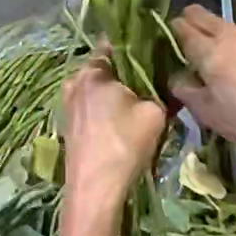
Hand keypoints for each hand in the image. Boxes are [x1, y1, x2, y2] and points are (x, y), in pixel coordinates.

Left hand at [61, 52, 166, 210]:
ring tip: (139, 105)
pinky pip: (90, 107)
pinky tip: (122, 123)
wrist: (94, 190)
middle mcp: (73, 82)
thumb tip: (168, 85)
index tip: (154, 53)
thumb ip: (162, 92)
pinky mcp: (67, 125)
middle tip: (152, 82)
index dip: (136, 47)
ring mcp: (67, 104)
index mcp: (91, 71)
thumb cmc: (124, 144)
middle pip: (105, 68)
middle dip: (127, 74)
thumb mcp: (156, 113)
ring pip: (97, 89)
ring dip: (116, 94)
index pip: (114, 45)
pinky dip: (105, 110)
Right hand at [169, 5, 235, 197]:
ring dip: (221, 39)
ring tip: (230, 65)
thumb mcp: (206, 113)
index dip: (172, 34)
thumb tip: (178, 75)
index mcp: (211, 51)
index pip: (181, 26)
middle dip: (191, 25)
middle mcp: (233, 33)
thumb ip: (184, 88)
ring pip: (227, 25)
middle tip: (193, 49)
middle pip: (200, 14)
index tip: (172, 46)